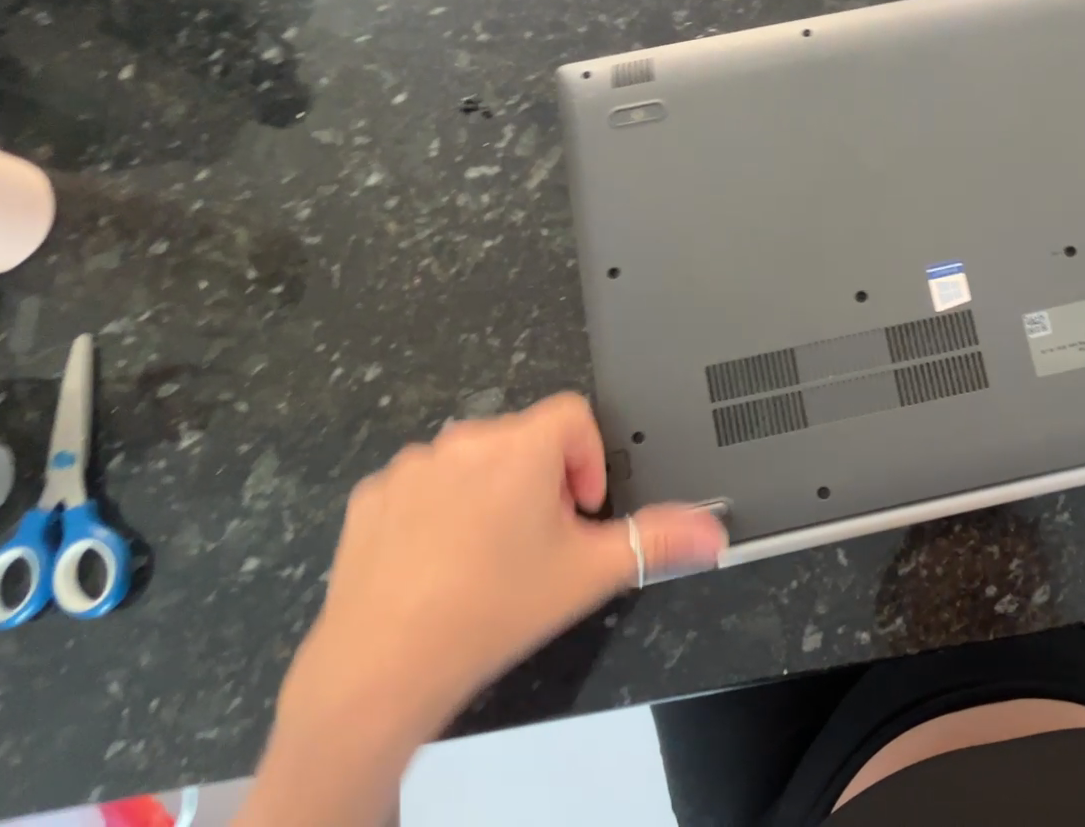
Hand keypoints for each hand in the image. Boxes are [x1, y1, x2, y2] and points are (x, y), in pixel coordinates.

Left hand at [281, 393, 726, 736]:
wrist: (382, 669)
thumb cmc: (493, 610)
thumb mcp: (592, 573)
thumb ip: (660, 540)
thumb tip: (713, 533)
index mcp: (522, 448)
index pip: (574, 414)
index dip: (590, 458)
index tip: (581, 509)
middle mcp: (463, 442)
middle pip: (526, 438)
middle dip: (545, 479)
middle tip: (543, 540)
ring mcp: (410, 467)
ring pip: (475, 460)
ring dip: (495, 490)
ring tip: (494, 554)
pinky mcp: (371, 496)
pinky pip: (425, 483)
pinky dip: (443, 507)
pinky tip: (444, 561)